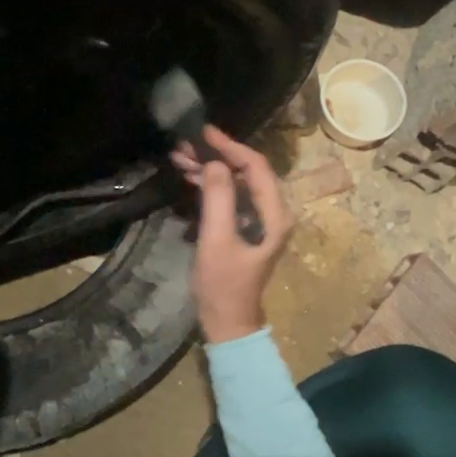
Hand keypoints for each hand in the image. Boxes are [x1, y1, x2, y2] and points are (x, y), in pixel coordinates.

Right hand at [172, 125, 293, 343]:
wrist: (227, 322)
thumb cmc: (223, 285)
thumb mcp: (216, 241)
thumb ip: (219, 199)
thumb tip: (216, 163)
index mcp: (275, 215)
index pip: (256, 167)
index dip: (231, 147)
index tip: (204, 133)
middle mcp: (274, 213)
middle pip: (247, 171)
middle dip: (217, 156)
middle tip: (185, 145)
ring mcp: (260, 221)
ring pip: (236, 182)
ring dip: (211, 169)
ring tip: (180, 157)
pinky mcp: (245, 228)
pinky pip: (230, 197)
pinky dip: (211, 185)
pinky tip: (189, 177)